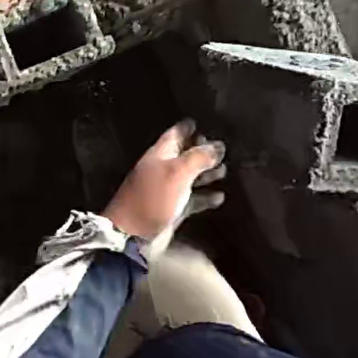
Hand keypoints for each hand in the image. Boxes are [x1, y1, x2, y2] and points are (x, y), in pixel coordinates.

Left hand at [102, 120, 227, 244]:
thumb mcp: (178, 172)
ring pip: (189, 177)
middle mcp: (162, 170)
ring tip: (223, 170)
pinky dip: (205, 197)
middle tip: (219, 149)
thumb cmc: (152, 198)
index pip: (175, 135)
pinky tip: (218, 197)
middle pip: (184, 155)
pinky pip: (192, 200)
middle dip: (201, 151)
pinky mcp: (171, 210)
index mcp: (159, 155)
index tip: (200, 123)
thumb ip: (199, 157)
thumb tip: (217, 146)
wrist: (133, 235)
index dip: (187, 128)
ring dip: (206, 173)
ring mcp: (166, 191)